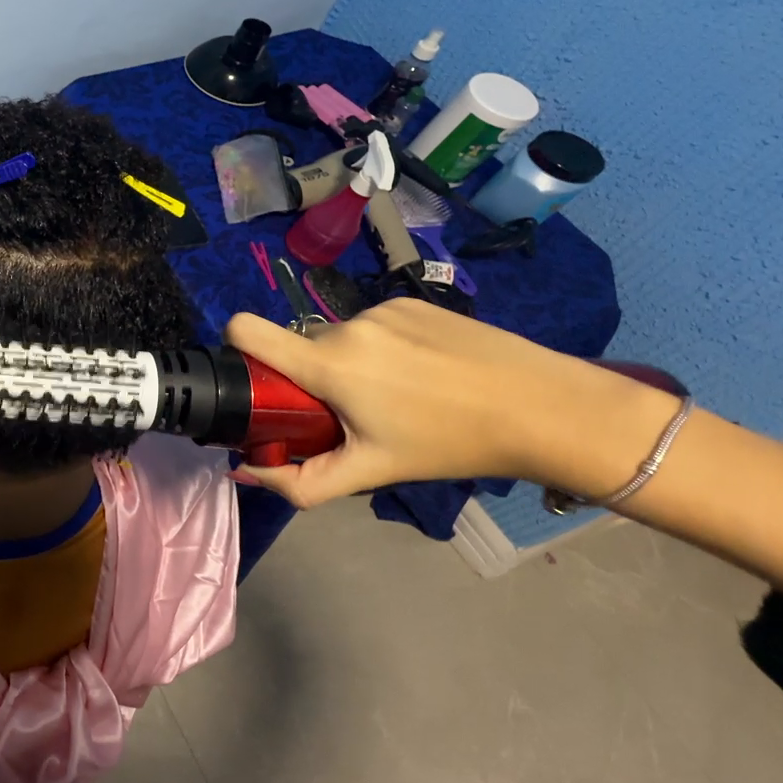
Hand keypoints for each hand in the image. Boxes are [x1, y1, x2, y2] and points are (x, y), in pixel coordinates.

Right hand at [223, 298, 672, 507]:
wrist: (546, 408)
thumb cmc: (450, 443)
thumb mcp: (372, 471)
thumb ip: (301, 482)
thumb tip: (248, 474)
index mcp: (329, 363)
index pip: (246, 329)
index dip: (235, 348)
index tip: (257, 381)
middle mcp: (346, 324)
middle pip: (299, 346)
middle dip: (310, 377)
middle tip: (351, 413)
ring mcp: (382, 309)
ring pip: (338, 338)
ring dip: (348, 363)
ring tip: (398, 395)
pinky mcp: (413, 301)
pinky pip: (373, 324)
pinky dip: (382, 348)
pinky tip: (423, 373)